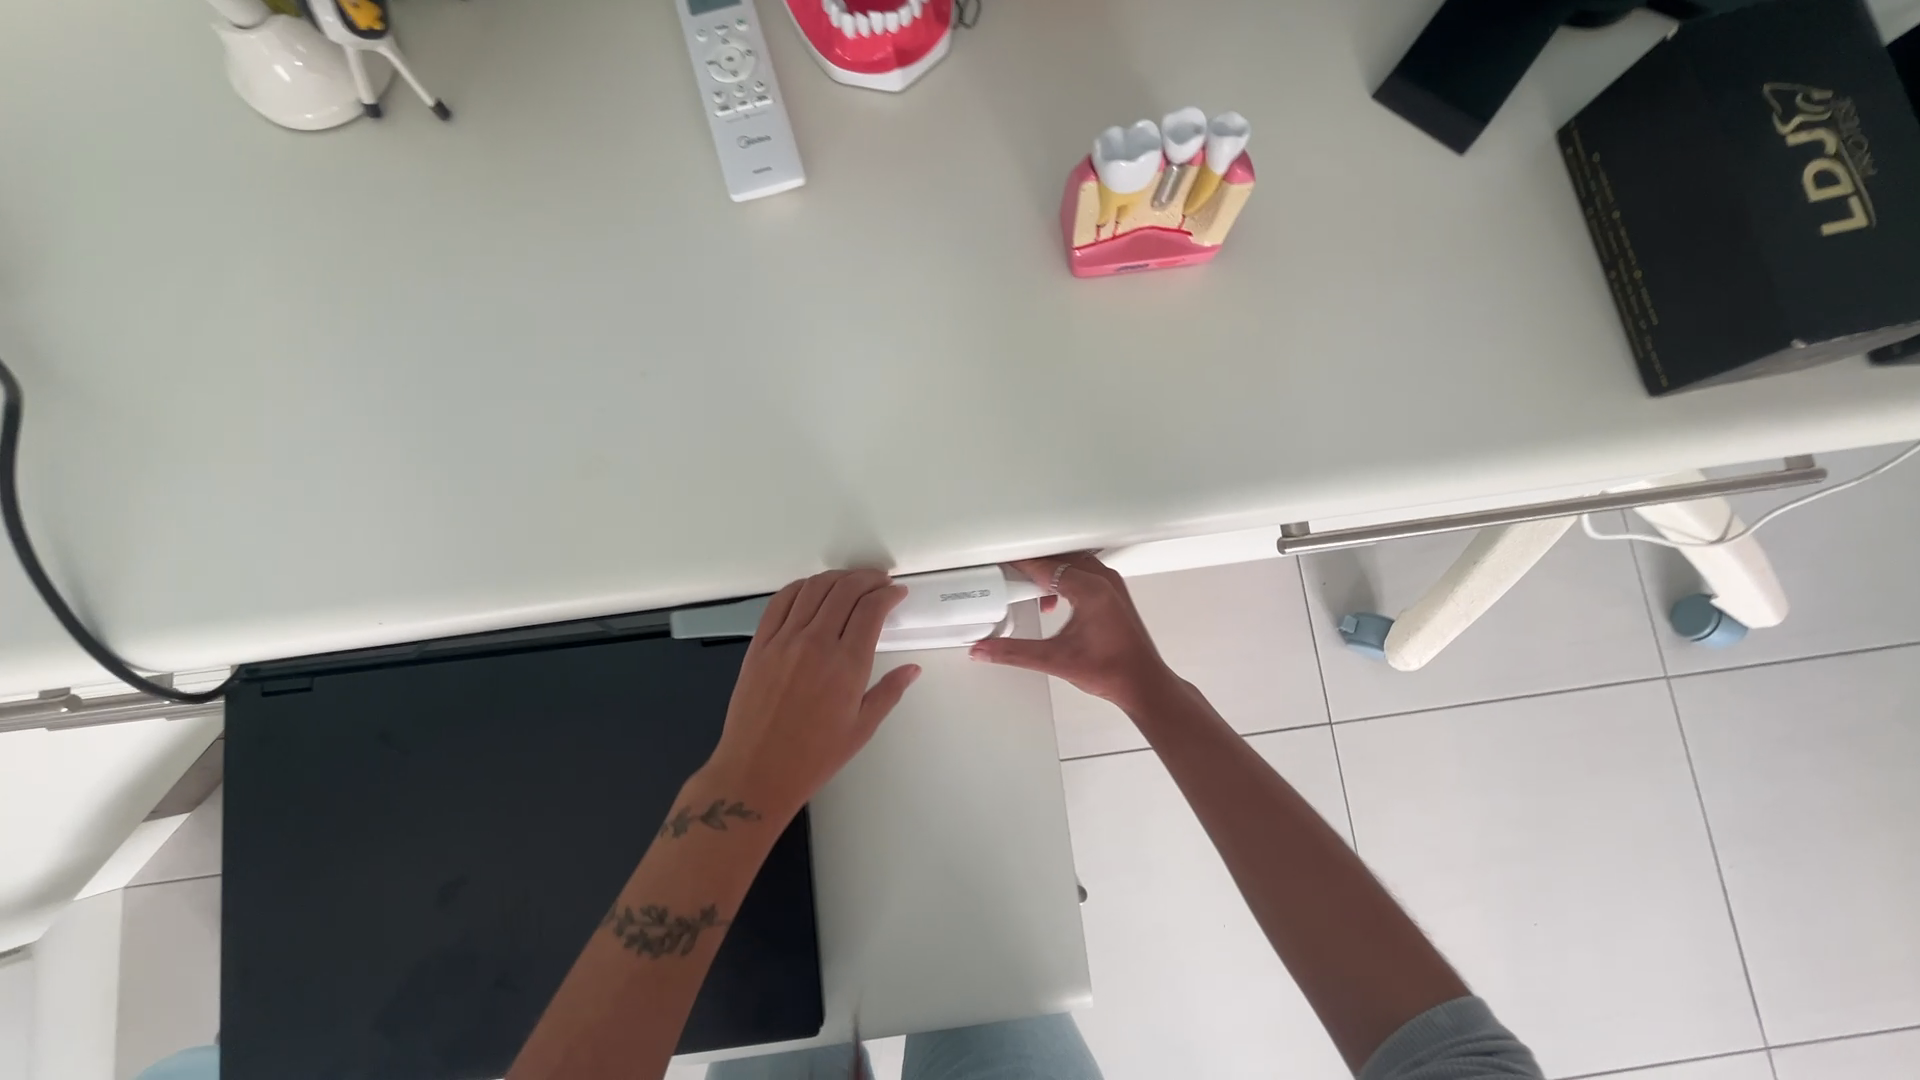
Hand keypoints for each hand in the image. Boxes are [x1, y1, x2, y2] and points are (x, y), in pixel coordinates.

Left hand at [706, 570, 920, 817]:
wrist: (757, 772)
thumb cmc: (811, 757)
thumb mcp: (862, 728)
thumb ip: (889, 692)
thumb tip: (911, 670)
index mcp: (847, 666)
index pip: (872, 609)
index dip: (888, 594)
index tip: (897, 593)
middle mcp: (816, 645)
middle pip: (846, 590)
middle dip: (868, 578)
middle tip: (879, 581)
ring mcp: (784, 642)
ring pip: (814, 589)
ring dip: (837, 578)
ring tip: (851, 581)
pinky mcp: (760, 645)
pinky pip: (780, 602)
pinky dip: (800, 587)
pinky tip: (812, 589)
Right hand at [968, 553, 1177, 712]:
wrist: (1142, 684)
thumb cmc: (1114, 671)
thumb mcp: (1054, 659)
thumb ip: (1014, 652)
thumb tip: (986, 649)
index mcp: (1090, 589)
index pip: (1045, 566)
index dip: (1019, 565)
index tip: (1002, 563)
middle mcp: (1104, 581)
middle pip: (1059, 558)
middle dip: (1034, 566)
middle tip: (1012, 575)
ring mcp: (1112, 586)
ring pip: (1073, 563)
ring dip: (1051, 573)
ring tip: (1031, 591)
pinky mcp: (1114, 594)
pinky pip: (1085, 573)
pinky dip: (1065, 580)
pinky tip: (1055, 602)